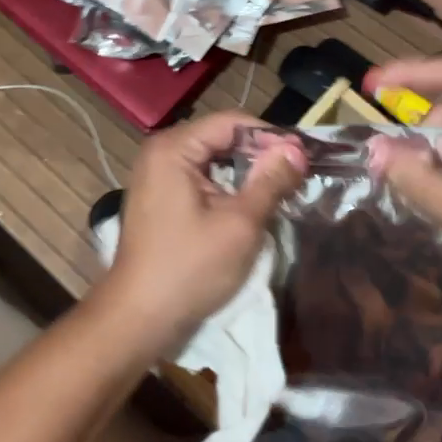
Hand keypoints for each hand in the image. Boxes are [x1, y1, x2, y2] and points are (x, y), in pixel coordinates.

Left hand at [97, 112, 306, 352]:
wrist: (138, 318)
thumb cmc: (189, 269)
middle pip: (220, 138)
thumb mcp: (240, 224)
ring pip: (212, 159)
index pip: (231, 123)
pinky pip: (199, 178)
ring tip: (279, 189)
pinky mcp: (158, 197)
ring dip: (244, 173)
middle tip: (295, 174)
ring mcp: (156, 174)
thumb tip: (296, 149)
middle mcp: (160, 151)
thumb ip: (270, 181)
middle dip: (258, 154)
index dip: (270, 136)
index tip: (303, 155)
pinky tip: (249, 205)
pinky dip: (225, 187)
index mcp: (173, 148)